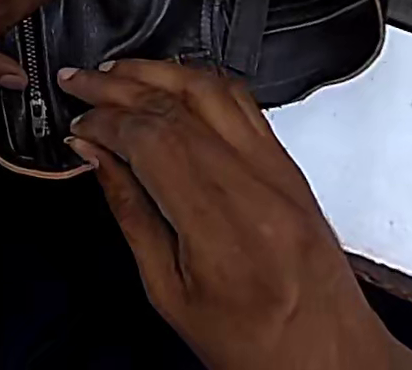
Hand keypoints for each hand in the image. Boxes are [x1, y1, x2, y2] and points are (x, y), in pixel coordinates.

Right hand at [58, 60, 411, 369]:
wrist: (333, 360)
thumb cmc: (254, 345)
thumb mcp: (169, 293)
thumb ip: (129, 211)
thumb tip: (94, 153)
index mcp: (223, 233)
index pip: (152, 142)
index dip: (105, 123)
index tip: (78, 125)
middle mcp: (255, 188)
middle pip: (173, 107)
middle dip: (114, 86)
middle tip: (79, 81)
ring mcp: (275, 166)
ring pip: (206, 87)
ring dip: (152, 71)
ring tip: (114, 70)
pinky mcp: (285, 158)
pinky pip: (238, 96)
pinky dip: (194, 77)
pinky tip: (168, 76)